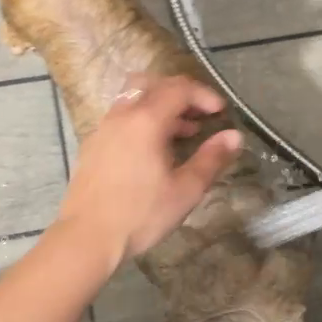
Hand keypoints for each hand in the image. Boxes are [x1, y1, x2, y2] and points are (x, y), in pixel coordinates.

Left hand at [60, 74, 242, 265]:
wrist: (86, 238)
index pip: (179, 89)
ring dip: (160, 107)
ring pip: (133, 100)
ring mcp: (103, 129)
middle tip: (199, 115)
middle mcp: (121, 116)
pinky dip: (142, 120)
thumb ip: (211, 159)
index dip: (204, 95)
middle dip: (180, 93)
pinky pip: (121, 118)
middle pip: (152, 84)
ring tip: (182, 134)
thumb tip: (234, 136)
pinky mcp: (92, 146)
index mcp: (146, 121)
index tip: (221, 112)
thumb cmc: (141, 215)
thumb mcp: (186, 190)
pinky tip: (152, 151)